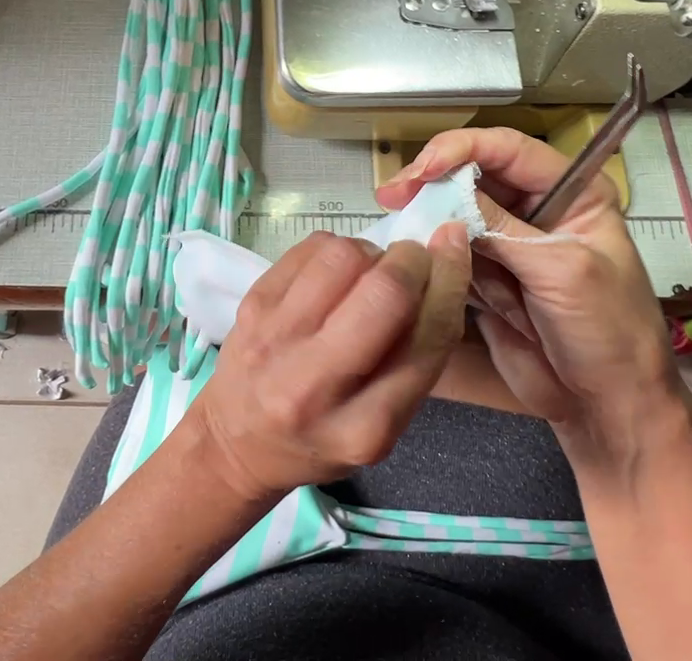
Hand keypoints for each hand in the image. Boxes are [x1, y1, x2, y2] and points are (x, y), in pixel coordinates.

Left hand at [186, 227, 471, 501]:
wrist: (237, 442)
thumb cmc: (322, 438)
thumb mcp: (381, 425)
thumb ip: (417, 358)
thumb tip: (445, 261)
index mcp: (365, 428)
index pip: (426, 339)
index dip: (450, 282)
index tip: (455, 248)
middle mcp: (315, 383)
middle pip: (385, 292)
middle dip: (412, 261)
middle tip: (412, 262)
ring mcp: (276, 338)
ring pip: (343, 257)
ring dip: (371, 252)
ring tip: (369, 272)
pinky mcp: (252, 303)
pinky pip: (309, 248)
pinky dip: (335, 249)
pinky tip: (335, 272)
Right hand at [375, 128, 676, 449]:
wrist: (605, 407)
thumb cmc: (606, 332)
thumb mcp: (562, 271)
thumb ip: (502, 229)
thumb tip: (443, 195)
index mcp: (573, 192)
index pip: (508, 150)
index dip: (460, 151)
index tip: (419, 171)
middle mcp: (537, 208)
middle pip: (474, 175)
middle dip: (432, 180)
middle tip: (391, 195)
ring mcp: (508, 242)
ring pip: (455, 211)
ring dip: (425, 214)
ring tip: (394, 220)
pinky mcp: (486, 275)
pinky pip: (448, 250)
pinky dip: (427, 249)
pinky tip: (406, 250)